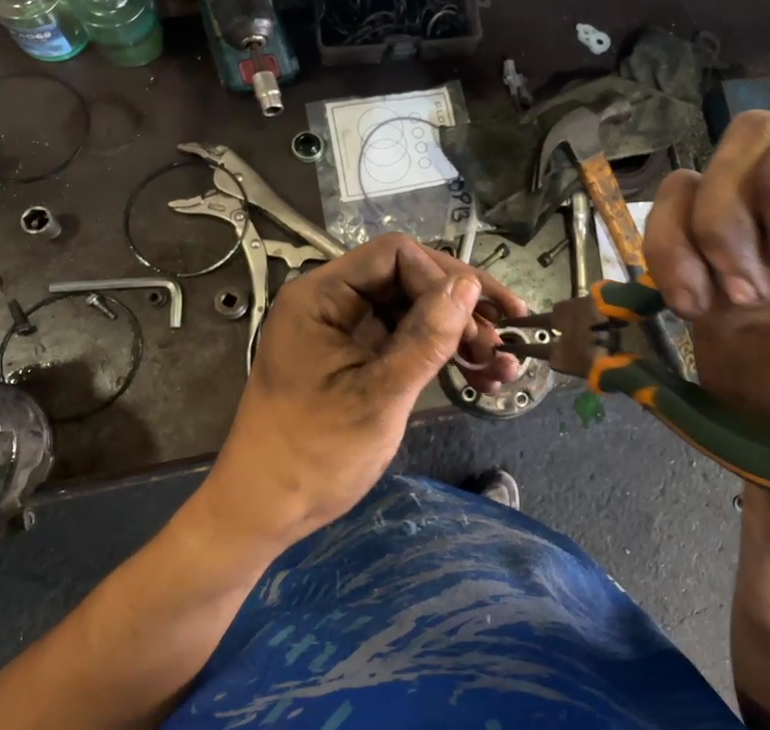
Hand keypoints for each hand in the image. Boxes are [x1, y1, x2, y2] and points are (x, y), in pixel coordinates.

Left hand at [203, 233, 526, 542]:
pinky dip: (444, 356)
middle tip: (503, 341)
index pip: (395, 256)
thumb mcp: (378, 395)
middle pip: (411, 279)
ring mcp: (349, 332)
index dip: (442, 279)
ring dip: (460, 334)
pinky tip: (482, 377)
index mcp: (322, 297)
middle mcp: (334, 303)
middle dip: (460, 306)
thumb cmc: (314, 454)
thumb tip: (469, 285)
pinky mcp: (361, 359)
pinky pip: (410, 341)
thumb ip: (426, 337)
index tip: (477, 321)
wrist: (266, 512)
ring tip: (503, 366)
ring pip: (417, 311)